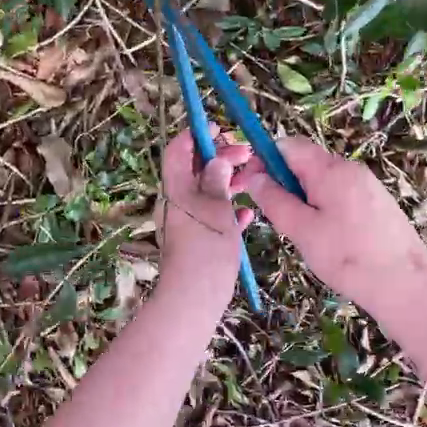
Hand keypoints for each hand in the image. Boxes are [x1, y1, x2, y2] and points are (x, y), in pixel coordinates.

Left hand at [157, 130, 254, 288]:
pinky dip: (228, 211)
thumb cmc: (206, 247)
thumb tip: (217, 160)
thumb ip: (217, 180)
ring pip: (206, 193)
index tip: (220, 129)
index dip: (196, 136)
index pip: (177, 151)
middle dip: (220, 158)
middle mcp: (175, 203)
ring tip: (251, 180)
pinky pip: (212, 218)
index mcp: (175, 189)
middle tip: (246, 155)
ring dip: (227, 183)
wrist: (194, 296)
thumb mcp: (217, 208)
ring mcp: (185, 223)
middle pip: (194, 170)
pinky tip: (248, 214)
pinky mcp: (195, 242)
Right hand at [235, 137, 426, 312]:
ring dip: (302, 198)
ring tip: (302, 233)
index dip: (264, 159)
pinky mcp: (378, 204)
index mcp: (330, 170)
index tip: (250, 186)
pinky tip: (327, 239)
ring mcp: (368, 185)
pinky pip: (340, 195)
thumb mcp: (301, 230)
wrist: (406, 286)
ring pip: (322, 181)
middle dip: (283, 182)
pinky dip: (323, 208)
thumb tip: (255, 177)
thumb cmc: (348, 258)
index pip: (288, 144)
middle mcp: (351, 169)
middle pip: (305, 162)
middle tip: (276, 218)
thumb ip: (274, 200)